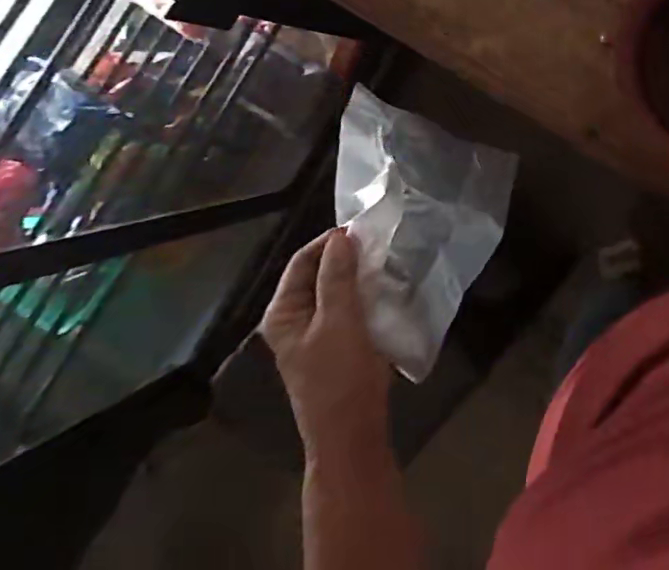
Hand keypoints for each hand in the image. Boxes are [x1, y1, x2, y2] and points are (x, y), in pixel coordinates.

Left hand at [258, 229, 390, 457]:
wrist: (351, 439)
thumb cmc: (340, 379)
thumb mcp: (340, 322)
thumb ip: (338, 277)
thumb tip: (341, 236)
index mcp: (283, 313)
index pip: (302, 261)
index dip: (330, 241)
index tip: (363, 229)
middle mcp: (293, 320)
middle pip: (317, 274)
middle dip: (346, 257)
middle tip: (379, 243)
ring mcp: (314, 335)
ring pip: (335, 291)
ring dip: (357, 276)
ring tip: (385, 262)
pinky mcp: (335, 347)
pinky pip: (347, 309)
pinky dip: (363, 296)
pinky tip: (385, 290)